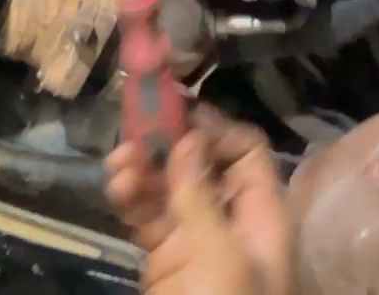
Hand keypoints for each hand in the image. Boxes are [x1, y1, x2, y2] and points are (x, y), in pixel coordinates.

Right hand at [105, 107, 293, 294]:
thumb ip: (201, 197)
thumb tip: (188, 137)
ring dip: (142, 167)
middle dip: (167, 143)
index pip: (246, 151)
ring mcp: (194, 238)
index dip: (213, 129)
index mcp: (262, 218)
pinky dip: (130, 194)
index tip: (175, 118)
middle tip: (135, 129)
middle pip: (201, 160)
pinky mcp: (163, 256)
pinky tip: (117, 188)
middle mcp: (230, 220)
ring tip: (120, 165)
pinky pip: (145, 211)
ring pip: (168, 182)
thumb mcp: (222, 261)